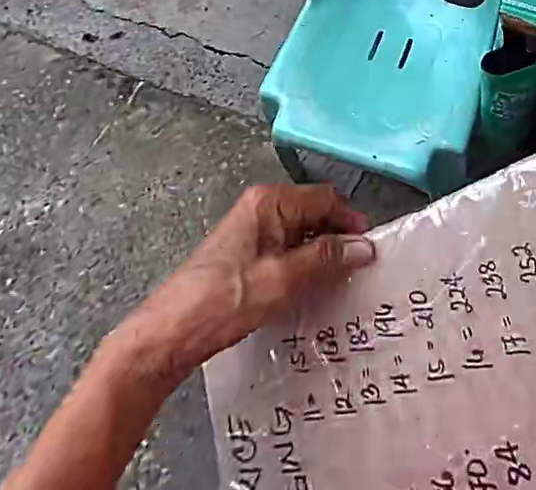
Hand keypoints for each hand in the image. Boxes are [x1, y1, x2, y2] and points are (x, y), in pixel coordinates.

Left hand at [112, 183, 375, 387]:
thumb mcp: (282, 280)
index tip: (369, 248)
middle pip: (315, 213)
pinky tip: (309, 289)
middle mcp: (262, 208)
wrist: (165, 337)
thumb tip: (364, 247)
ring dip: (321, 255)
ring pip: (303, 234)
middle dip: (337, 238)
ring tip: (337, 283)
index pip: (326, 198)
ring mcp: (253, 230)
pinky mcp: (247, 254)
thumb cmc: (220, 302)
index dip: (351, 221)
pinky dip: (303, 265)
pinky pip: (288, 250)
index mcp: (270, 202)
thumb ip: (326, 259)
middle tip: (357, 268)